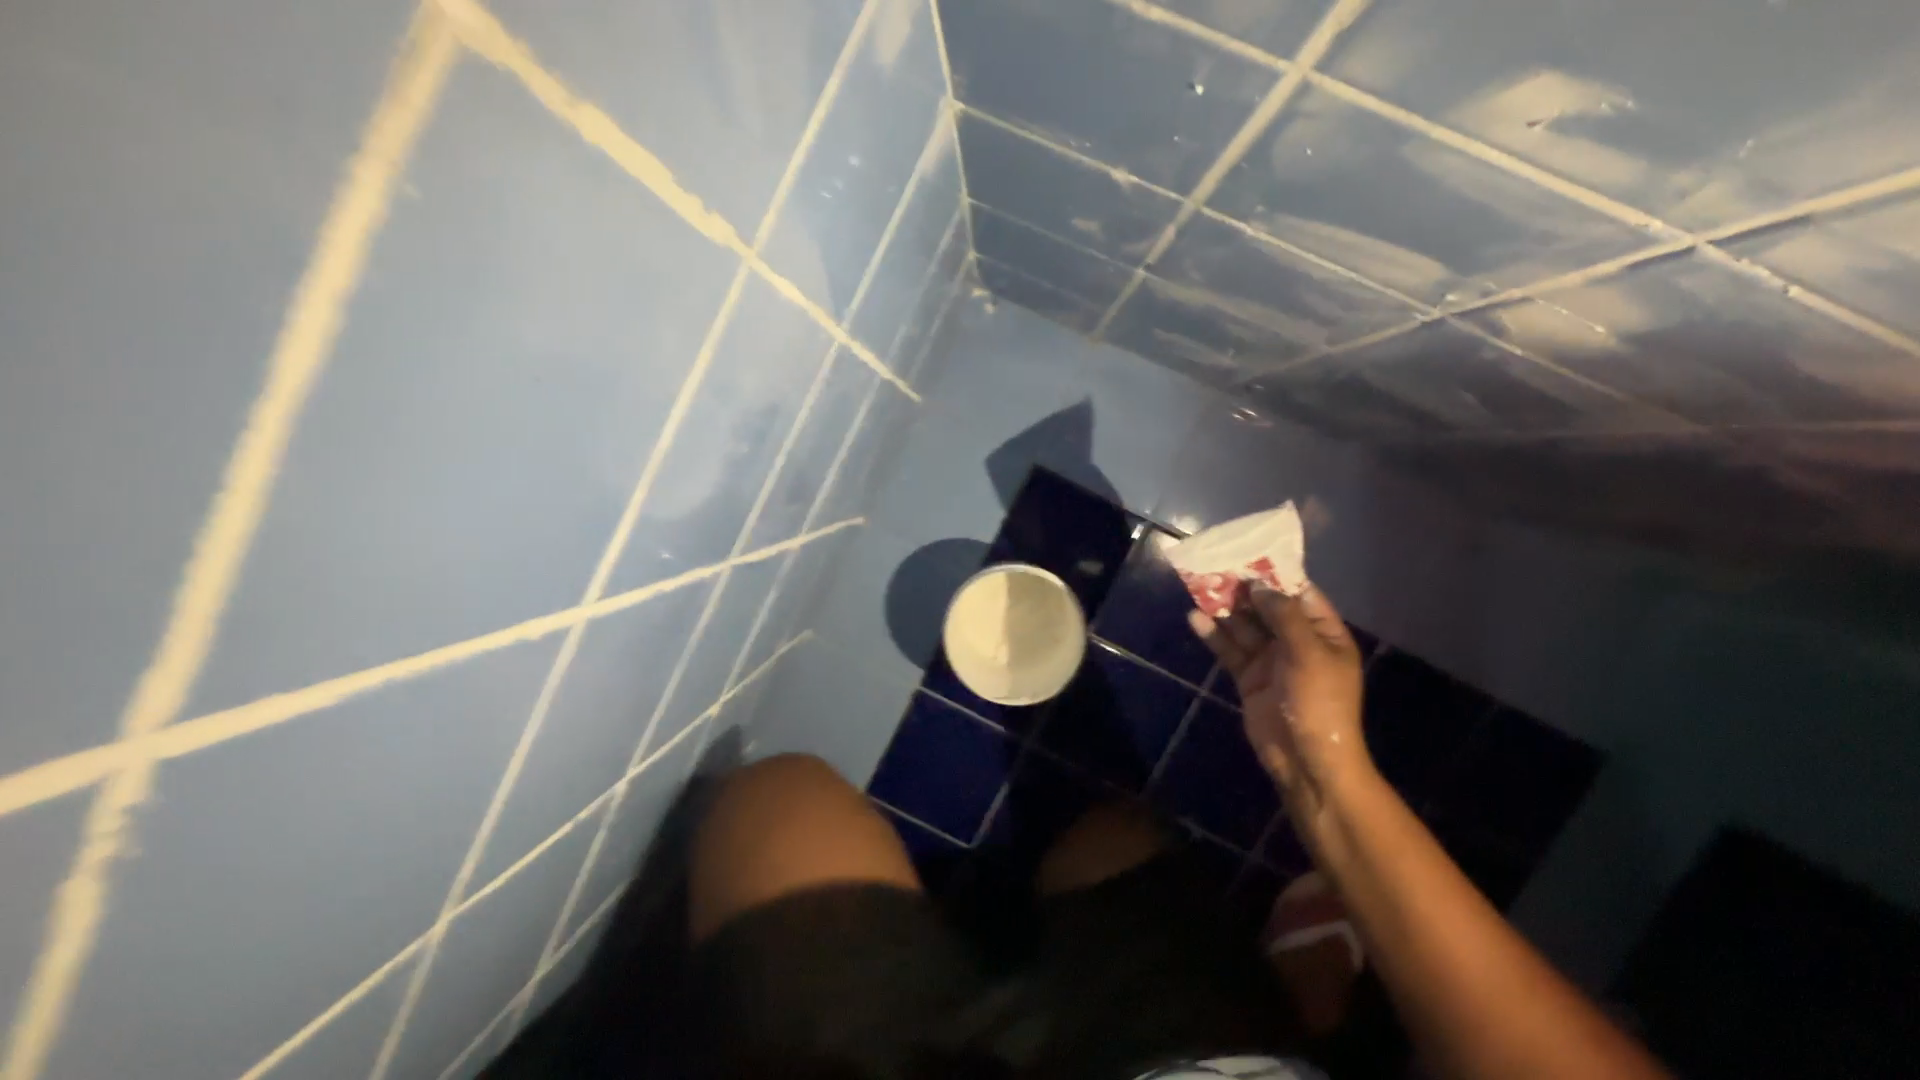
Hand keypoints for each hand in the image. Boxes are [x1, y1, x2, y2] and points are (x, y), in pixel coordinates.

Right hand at [1189, 584, 1370, 824]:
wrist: (1307, 760)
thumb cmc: (1319, 703)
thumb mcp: (1309, 654)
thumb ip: (1284, 616)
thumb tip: (1260, 585)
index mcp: (1324, 633)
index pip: (1300, 594)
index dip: (1275, 574)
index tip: (1248, 552)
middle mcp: (1298, 642)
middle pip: (1268, 607)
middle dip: (1244, 588)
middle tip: (1215, 564)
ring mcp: (1272, 660)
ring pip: (1245, 626)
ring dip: (1225, 608)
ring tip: (1198, 584)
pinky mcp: (1249, 678)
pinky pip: (1230, 650)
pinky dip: (1214, 634)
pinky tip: (1194, 617)